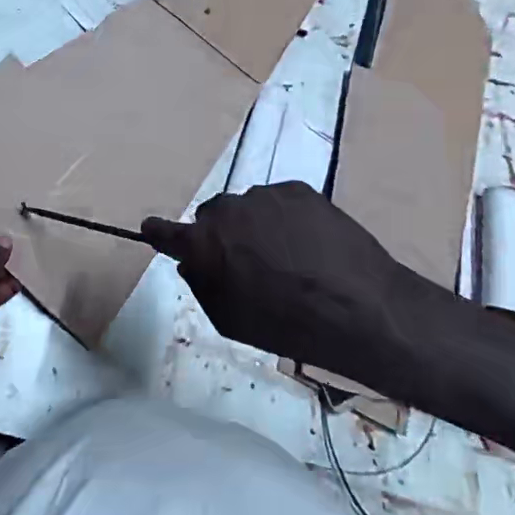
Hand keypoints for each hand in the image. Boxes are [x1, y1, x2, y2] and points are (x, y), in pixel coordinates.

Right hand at [142, 181, 446, 389]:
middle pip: (213, 218)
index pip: (166, 232)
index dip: (159, 233)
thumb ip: (203, 286)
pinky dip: (284, 219)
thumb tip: (193, 263)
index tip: (151, 230)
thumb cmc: (289, 325)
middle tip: (247, 264)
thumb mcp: (231, 321)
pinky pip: (278, 201)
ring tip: (288, 258)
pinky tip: (308, 245)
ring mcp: (264, 195)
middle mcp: (228, 210)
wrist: (362, 309)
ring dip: (255, 226)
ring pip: (248, 208)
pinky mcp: (298, 189)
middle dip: (222, 236)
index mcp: (205, 243)